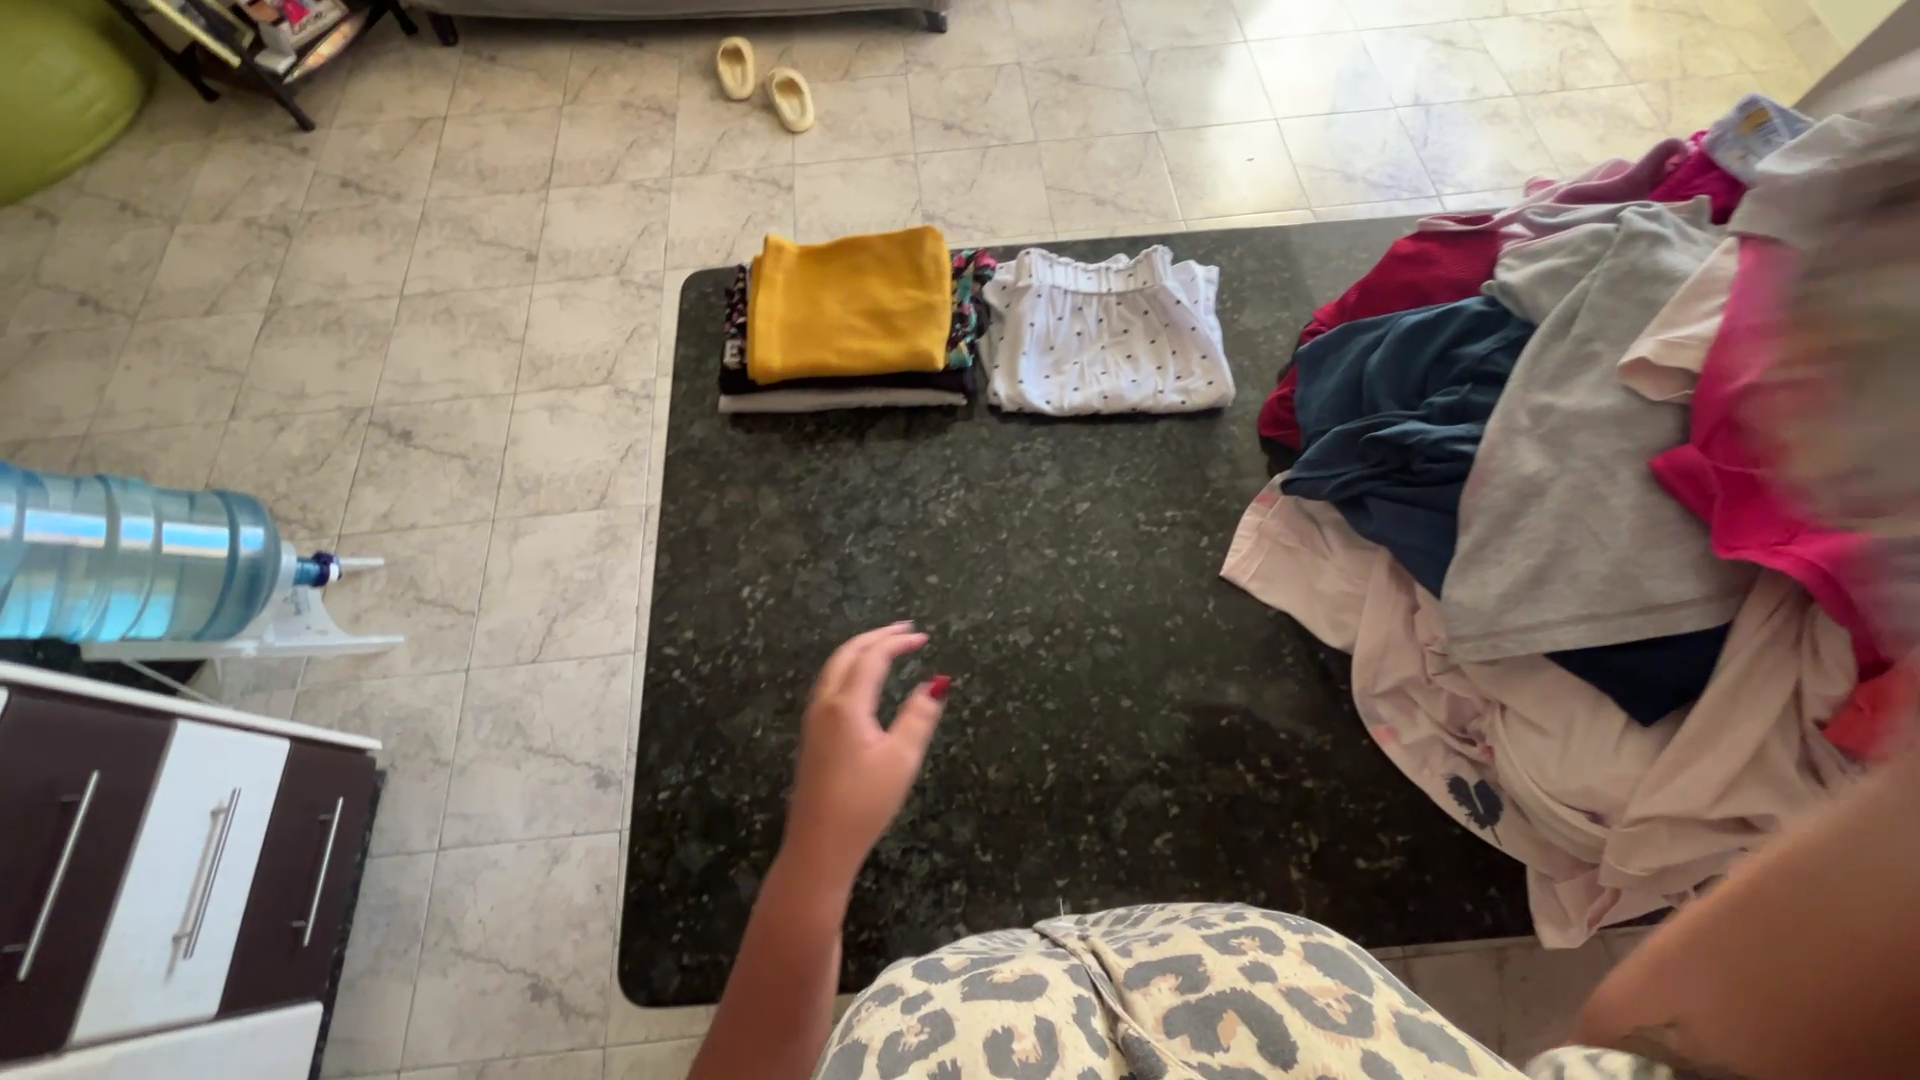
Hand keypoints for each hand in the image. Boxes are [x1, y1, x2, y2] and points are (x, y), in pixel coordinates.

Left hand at [781, 623, 950, 888]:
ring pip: (833, 668)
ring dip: (860, 651)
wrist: (819, 845)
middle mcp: (824, 704)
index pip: (872, 658)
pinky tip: (862, 681)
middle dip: (876, 637)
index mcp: (846, 706)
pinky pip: (829, 684)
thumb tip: (937, 683)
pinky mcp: (812, 735)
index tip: (922, 637)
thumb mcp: (901, 759)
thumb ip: (919, 716)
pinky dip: (849, 668)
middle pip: (846, 654)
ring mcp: (813, 720)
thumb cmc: (864, 804)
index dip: (897, 642)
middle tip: (904, 630)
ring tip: (886, 647)